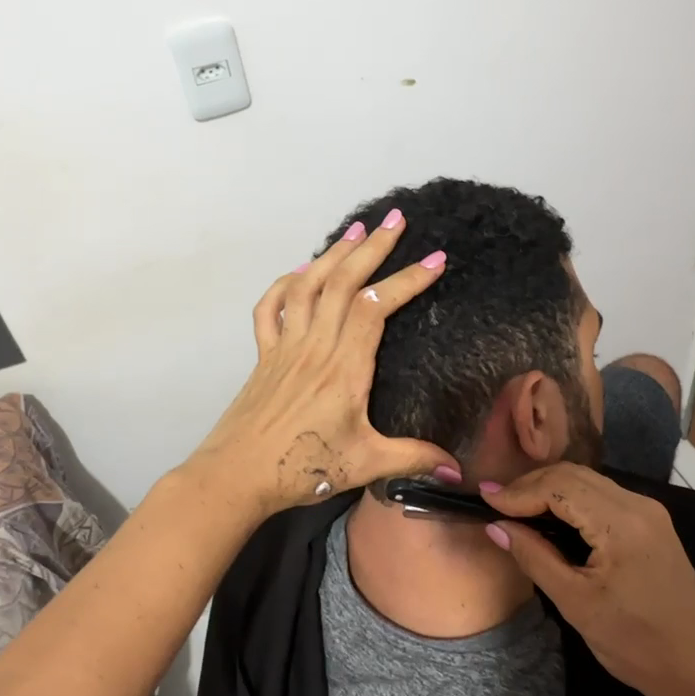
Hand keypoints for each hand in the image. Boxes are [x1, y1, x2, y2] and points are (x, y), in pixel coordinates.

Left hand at [185, 210, 457, 515]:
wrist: (235, 475)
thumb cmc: (303, 468)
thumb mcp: (366, 465)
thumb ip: (413, 459)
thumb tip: (459, 470)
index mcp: (344, 367)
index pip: (377, 307)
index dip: (406, 280)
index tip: (435, 260)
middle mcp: (315, 345)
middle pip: (343, 282)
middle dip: (373, 248)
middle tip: (396, 220)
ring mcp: (286, 346)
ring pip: (309, 285)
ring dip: (334, 254)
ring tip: (357, 229)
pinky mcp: (265, 354)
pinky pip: (272, 308)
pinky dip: (286, 282)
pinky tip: (303, 270)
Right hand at [482, 464, 694, 695]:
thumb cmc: (636, 644)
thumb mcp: (576, 604)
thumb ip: (534, 558)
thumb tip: (496, 527)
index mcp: (622, 524)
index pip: (559, 487)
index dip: (519, 492)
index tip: (485, 500)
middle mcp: (638, 505)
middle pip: (573, 474)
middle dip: (531, 485)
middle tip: (497, 503)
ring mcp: (649, 511)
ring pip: (588, 480)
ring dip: (550, 489)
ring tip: (516, 508)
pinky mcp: (652, 522)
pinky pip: (602, 494)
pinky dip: (571, 498)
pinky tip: (551, 516)